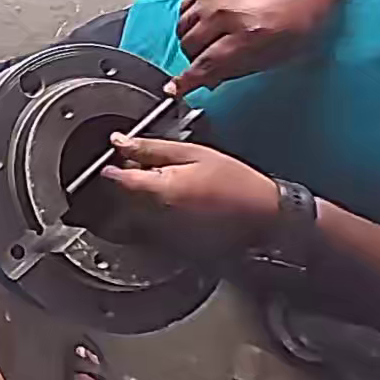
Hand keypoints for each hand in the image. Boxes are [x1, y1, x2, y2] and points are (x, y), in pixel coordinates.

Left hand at [100, 138, 280, 260]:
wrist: (267, 216)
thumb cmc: (236, 182)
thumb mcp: (193, 153)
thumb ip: (151, 148)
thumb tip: (119, 141)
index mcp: (161, 189)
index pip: (119, 180)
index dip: (112, 167)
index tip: (111, 160)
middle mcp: (158, 213)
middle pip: (125, 193)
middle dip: (129, 178)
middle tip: (147, 164)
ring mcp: (165, 228)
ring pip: (136, 207)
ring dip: (141, 193)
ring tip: (169, 181)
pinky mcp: (174, 238)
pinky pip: (152, 220)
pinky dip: (155, 208)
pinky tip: (177, 198)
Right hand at [170, 0, 341, 95]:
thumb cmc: (305, 8)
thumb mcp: (288, 48)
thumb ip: (246, 66)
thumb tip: (213, 79)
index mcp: (251, 34)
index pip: (207, 64)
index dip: (189, 81)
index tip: (175, 89)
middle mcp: (225, 15)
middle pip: (190, 48)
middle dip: (198, 59)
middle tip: (212, 60)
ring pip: (183, 30)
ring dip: (192, 41)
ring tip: (209, 41)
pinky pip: (184, 11)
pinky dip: (190, 22)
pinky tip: (205, 23)